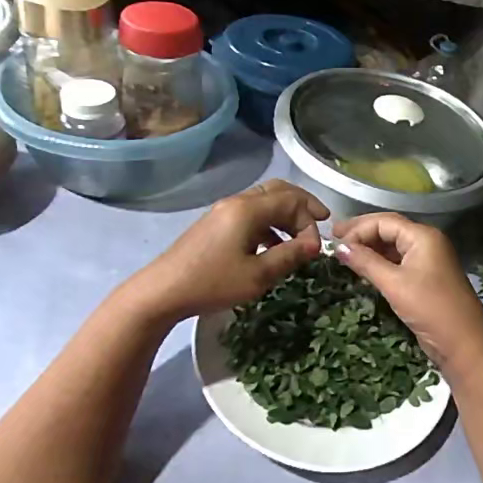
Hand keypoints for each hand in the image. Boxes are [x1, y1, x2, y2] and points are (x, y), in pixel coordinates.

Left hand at [120, 180, 329, 322]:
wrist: (163, 291)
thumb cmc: (212, 283)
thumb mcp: (257, 276)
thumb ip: (289, 256)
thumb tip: (315, 244)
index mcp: (248, 209)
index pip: (292, 200)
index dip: (309, 220)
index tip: (314, 249)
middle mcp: (236, 202)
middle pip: (278, 190)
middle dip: (302, 205)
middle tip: (320, 221)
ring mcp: (223, 211)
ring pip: (263, 201)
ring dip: (285, 215)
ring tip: (298, 240)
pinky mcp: (215, 224)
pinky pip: (250, 213)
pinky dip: (268, 223)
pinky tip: (271, 247)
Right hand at [332, 213, 482, 370]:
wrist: (465, 344)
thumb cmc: (431, 309)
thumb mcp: (394, 284)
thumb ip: (366, 262)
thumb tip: (338, 247)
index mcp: (423, 236)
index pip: (384, 221)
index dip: (358, 228)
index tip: (334, 241)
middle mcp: (426, 242)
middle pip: (389, 229)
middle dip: (361, 232)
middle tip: (334, 238)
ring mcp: (427, 260)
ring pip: (393, 245)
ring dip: (369, 247)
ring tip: (344, 253)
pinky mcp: (425, 278)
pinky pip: (398, 261)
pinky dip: (379, 262)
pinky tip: (363, 268)